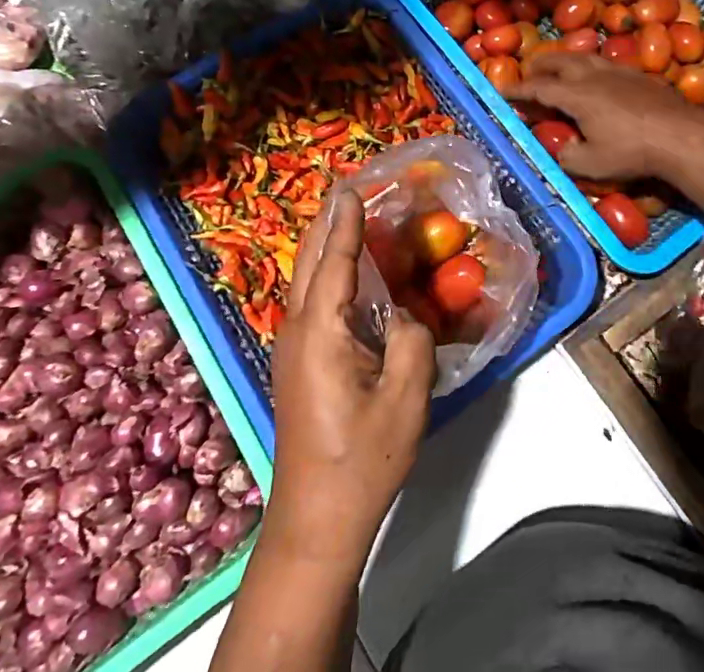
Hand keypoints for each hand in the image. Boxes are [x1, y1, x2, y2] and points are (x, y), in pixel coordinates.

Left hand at [272, 190, 435, 558]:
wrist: (318, 516)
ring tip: (346, 221)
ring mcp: (292, 349)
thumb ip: (411, 339)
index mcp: (320, 332)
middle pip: (309, 263)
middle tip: (346, 192)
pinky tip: (345, 277)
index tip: (352, 187)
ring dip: (324, 248)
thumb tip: (401, 314)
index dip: (345, 223)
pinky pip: (312, 305)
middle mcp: (296, 331)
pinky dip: (326, 276)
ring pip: (306, 283)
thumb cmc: (363, 458)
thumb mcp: (406, 398)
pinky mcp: (298, 365)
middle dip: (326, 225)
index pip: (334, 262)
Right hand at [502, 52, 703, 181]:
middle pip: (559, 61)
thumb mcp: (592, 164)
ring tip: (559, 68)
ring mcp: (619, 71)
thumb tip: (562, 149)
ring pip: (584, 57)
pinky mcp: (639, 75)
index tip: (502, 91)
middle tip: (528, 72)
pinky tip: (597, 76)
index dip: (518, 90)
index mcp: (576, 95)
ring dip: (566, 60)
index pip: (539, 88)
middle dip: (539, 66)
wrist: (682, 136)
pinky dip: (591, 66)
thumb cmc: (632, 152)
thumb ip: (569, 156)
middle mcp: (593, 76)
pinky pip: (606, 63)